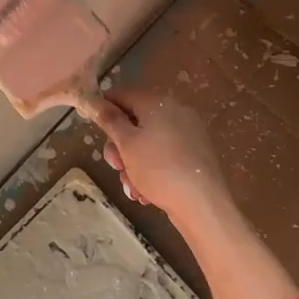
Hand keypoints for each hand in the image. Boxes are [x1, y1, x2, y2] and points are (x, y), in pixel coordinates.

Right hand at [85, 90, 230, 222]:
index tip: (95, 130)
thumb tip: (97, 101)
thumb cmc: (158, 169)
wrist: (203, 204)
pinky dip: (152, 170)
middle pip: (135, 122)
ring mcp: (187, 134)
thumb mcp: (126, 143)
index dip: (104, 110)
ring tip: (132, 188)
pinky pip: (164, 155)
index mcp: (157, 102)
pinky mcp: (195, 155)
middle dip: (120, 146)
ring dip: (133, 163)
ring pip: (148, 143)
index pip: (121, 95)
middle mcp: (175, 112)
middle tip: (115, 166)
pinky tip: (146, 192)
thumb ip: (110, 120)